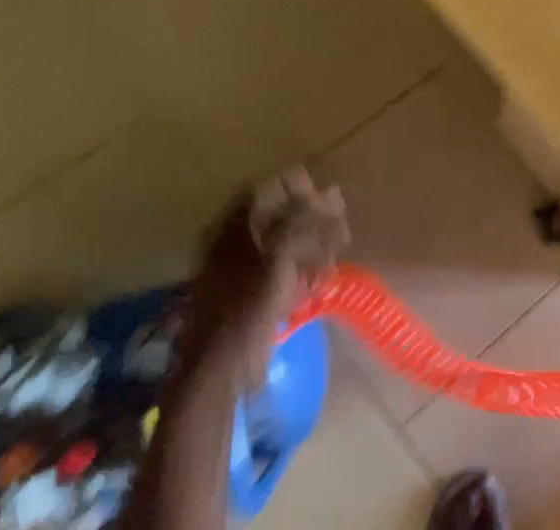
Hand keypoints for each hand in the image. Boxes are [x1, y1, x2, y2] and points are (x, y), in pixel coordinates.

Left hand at [181, 168, 349, 390]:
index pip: (266, 190)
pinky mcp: (252, 294)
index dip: (298, 188)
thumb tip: (329, 191)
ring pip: (284, 244)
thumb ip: (302, 223)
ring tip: (335, 260)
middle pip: (279, 216)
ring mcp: (242, 271)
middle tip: (341, 232)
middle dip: (314, 220)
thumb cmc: (245, 313)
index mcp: (232, 231)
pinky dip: (304, 271)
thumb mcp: (277, 263)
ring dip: (314, 247)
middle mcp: (233, 245)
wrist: (218, 371)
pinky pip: (283, 270)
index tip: (329, 198)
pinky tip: (320, 282)